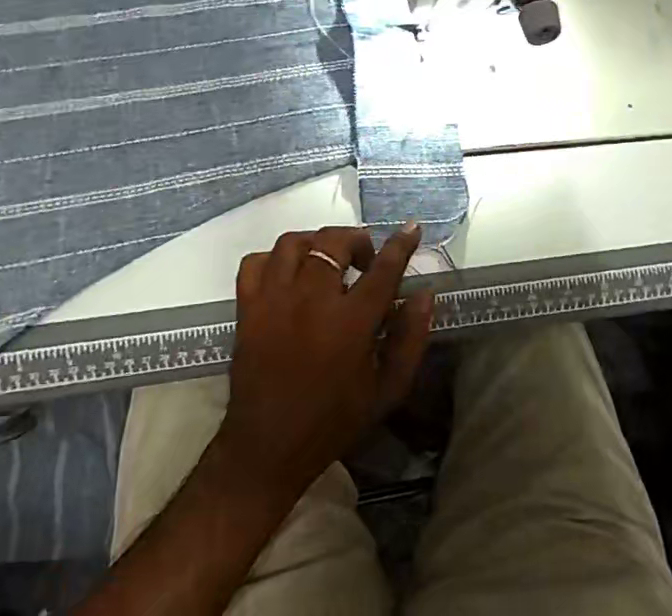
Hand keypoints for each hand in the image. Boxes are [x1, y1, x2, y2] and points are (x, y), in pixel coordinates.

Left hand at [213, 224, 435, 497]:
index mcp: (350, 322)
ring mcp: (274, 299)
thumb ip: (409, 339)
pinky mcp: (247, 306)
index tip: (410, 228)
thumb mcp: (386, 390)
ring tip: (325, 260)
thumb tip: (424, 295)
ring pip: (292, 243)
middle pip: (333, 243)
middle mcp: (311, 300)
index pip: (382, 270)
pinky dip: (272, 259)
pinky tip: (286, 274)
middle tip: (364, 258)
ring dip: (315, 243)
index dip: (400, 245)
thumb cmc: (333, 420)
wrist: (269, 444)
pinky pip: (255, 262)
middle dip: (355, 240)